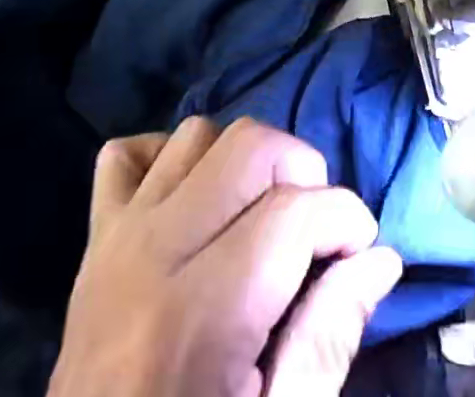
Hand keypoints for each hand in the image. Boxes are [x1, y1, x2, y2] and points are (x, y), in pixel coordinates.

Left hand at [49, 117, 403, 396]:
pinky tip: (193, 201)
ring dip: (243, 162)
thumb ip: (329, 339)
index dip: (348, 219)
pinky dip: (166, 158)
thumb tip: (380, 258)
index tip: (361, 252)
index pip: (293, 211)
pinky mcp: (94, 236)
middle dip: (303, 172)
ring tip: (261, 216)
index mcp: (201, 315)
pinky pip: (125, 154)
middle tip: (316, 230)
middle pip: (247, 146)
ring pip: (195, 135)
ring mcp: (115, 235)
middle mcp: (153, 252)